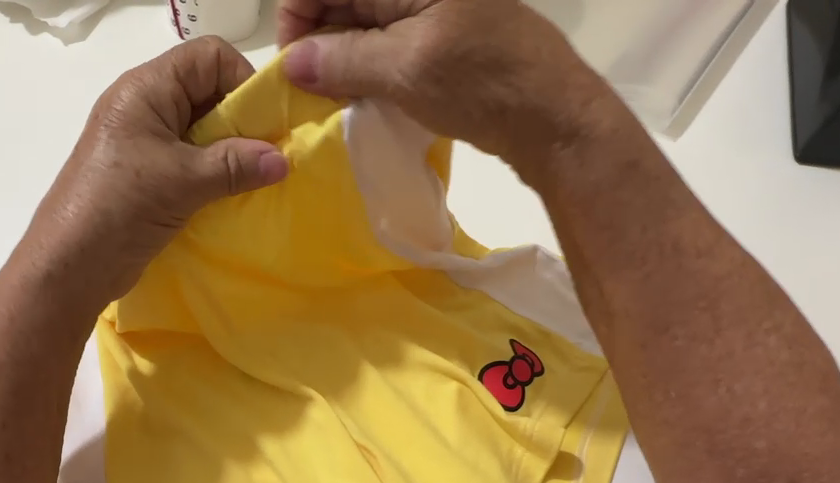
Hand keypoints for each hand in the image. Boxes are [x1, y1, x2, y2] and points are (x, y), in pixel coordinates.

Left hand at [18, 36, 289, 312]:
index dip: (242, 82)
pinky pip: (190, 167)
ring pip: (200, 135)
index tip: (266, 124)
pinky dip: (213, 180)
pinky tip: (231, 201)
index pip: (208, 58)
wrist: (71, 265)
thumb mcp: (182, 181)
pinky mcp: (146, 180)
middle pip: (207, 94)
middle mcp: (144, 108)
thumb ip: (235, 166)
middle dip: (240, 123)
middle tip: (268, 159)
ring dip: (229, 157)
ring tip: (254, 183)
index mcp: (146, 89)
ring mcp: (144, 146)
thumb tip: (282, 160)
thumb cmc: (119, 207)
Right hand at [277, 0, 618, 174]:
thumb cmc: (482, 84)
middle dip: (317, 41)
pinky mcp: (433, 37)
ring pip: (359, 26)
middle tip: (307, 94)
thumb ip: (345, 60)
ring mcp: (426, 8)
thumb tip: (292, 62)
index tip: (292, 67)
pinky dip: (362, 71)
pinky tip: (356, 99)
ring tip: (329, 102)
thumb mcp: (406, 70)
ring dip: (338, 61)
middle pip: (342, 0)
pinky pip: (382, 46)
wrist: (547, 115)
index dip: (298, 16)